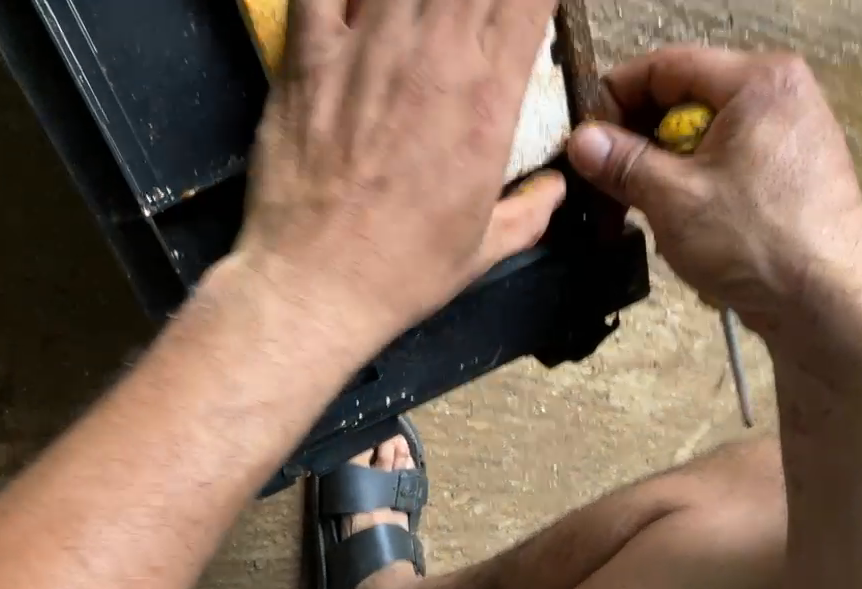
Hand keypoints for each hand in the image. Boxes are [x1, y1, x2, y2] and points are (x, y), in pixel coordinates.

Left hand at [234, 0, 567, 350]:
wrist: (315, 286)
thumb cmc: (402, 274)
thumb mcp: (482, 252)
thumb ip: (528, 212)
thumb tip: (554, 189)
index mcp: (488, 96)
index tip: (521, 16)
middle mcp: (434, 53)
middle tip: (466, 23)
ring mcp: (366, 47)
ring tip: (418, 20)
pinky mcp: (307, 55)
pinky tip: (359, 5)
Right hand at [565, 47, 861, 336]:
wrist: (826, 301)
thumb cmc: (754, 241)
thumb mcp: (673, 199)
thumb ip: (623, 163)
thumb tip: (581, 140)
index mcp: (757, 81)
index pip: (665, 66)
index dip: (614, 98)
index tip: (583, 142)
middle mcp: (779, 93)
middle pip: (684, 99)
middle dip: (638, 142)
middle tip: (605, 185)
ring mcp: (788, 133)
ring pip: (701, 136)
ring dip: (661, 170)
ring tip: (641, 212)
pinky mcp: (788, 171)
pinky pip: (723, 162)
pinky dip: (692, 186)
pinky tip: (680, 224)